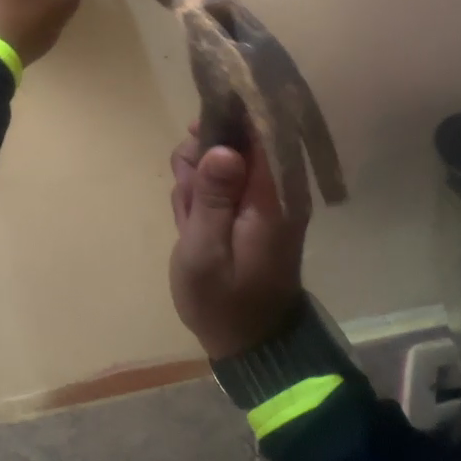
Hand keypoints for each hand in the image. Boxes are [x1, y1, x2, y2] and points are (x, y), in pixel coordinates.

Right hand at [169, 122, 308, 358]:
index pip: (262, 130)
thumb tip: (222, 148)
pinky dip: (201, 194)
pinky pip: (221, 182)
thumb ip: (213, 196)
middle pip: (235, 140)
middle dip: (201, 156)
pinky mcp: (251, 210)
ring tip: (188, 215)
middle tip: (186, 191)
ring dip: (196, 178)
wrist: (248, 344)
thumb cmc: (224, 301)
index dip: (230, 116)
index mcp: (273, 197)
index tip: (197, 130)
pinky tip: (192, 220)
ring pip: (221, 159)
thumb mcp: (205, 250)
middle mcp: (275, 189)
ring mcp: (262, 199)